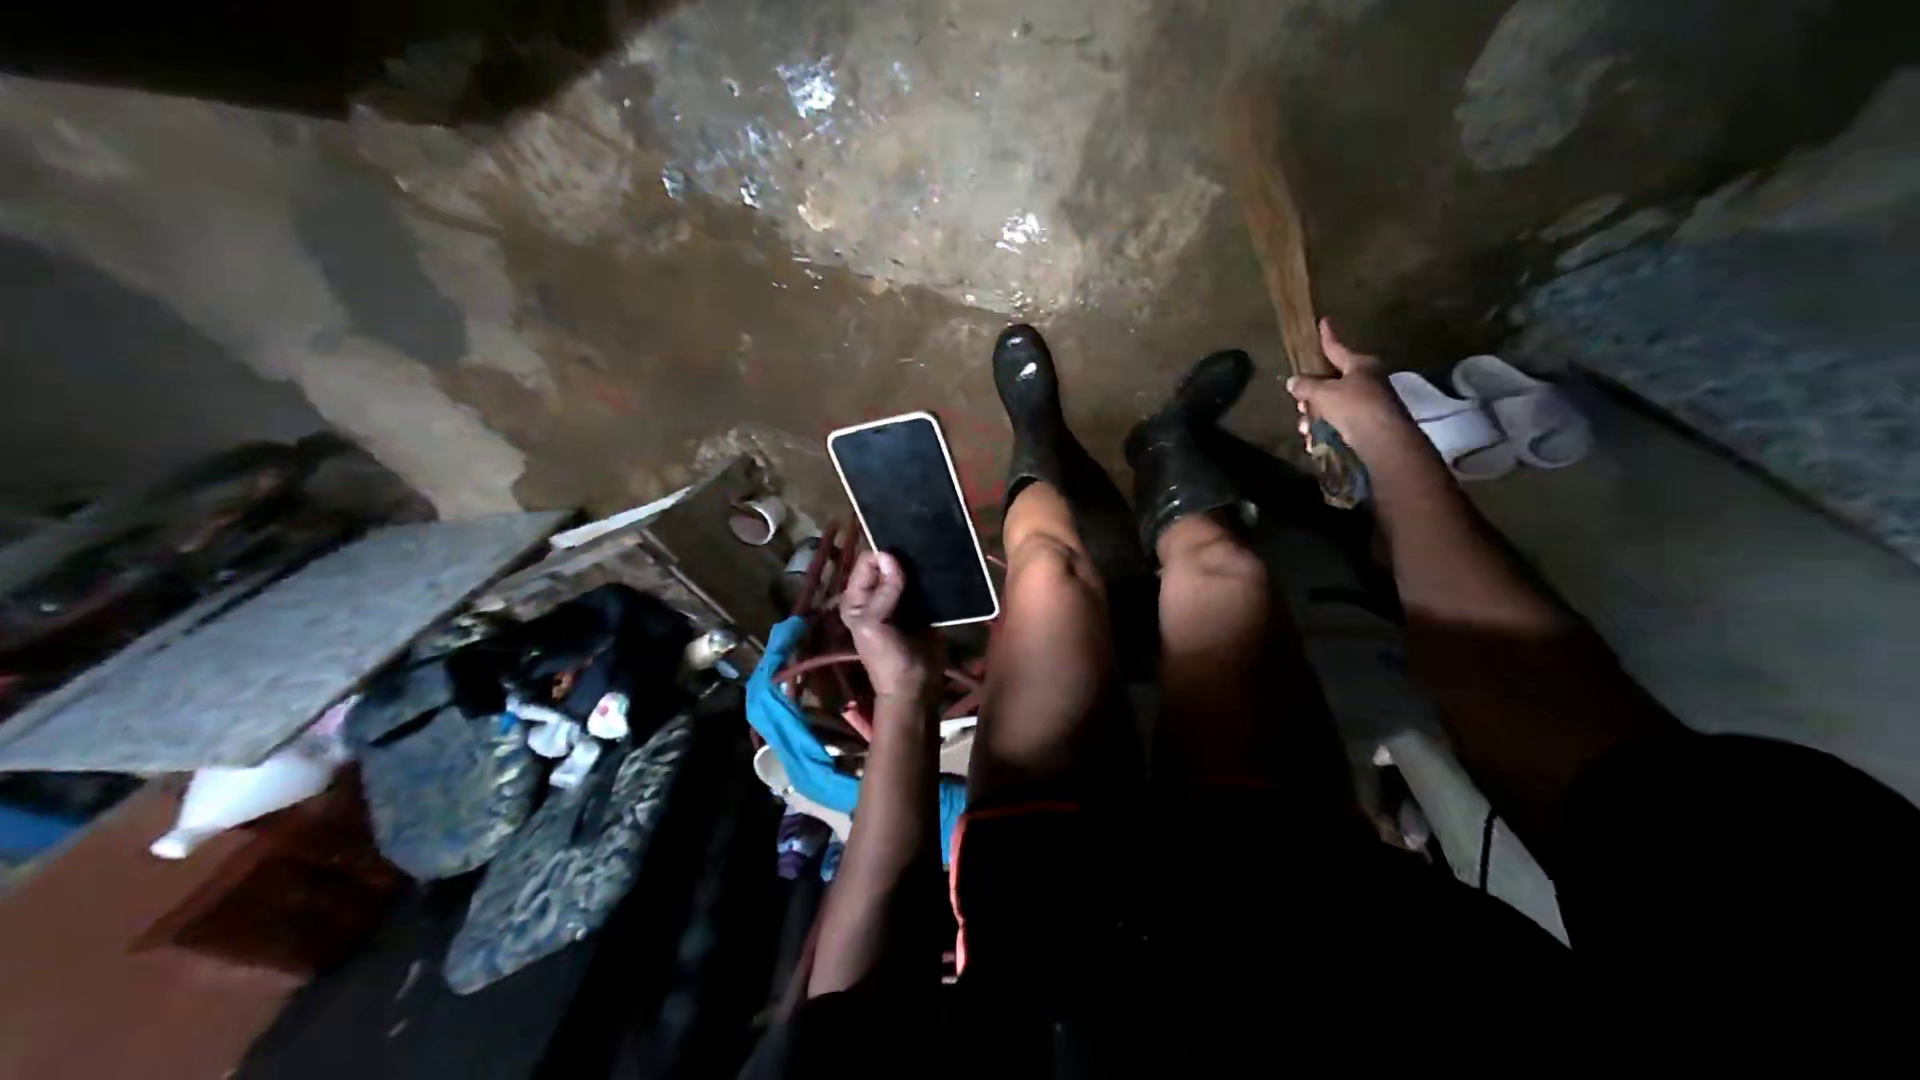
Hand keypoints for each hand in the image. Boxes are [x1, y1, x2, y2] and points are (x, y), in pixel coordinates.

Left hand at [840, 550, 938, 704]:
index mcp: (857, 599)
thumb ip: (882, 592)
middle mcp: (876, 595)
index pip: (866, 563)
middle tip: (920, 551)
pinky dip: (931, 578)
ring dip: (918, 565)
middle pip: (887, 564)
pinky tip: (942, 570)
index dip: (881, 555)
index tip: (902, 555)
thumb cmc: (888, 659)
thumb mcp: (875, 626)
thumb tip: (889, 556)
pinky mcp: (923, 606)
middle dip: (901, 556)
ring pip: (908, 571)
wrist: (917, 687)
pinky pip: (925, 584)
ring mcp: (900, 600)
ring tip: (933, 557)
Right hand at [1286, 318, 1424, 463]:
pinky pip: (1339, 420)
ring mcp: (1368, 401)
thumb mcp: (1323, 393)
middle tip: (1299, 401)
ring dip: (1315, 414)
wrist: (1382, 439)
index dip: (1328, 336)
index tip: (1324, 321)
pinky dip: (1325, 428)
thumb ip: (1306, 386)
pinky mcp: (1367, 422)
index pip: (1337, 347)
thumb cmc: (1354, 406)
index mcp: (1361, 364)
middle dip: (1311, 393)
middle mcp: (1367, 379)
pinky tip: (1314, 439)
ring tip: (1305, 427)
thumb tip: (1292, 381)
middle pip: (1332, 381)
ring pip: (1333, 403)